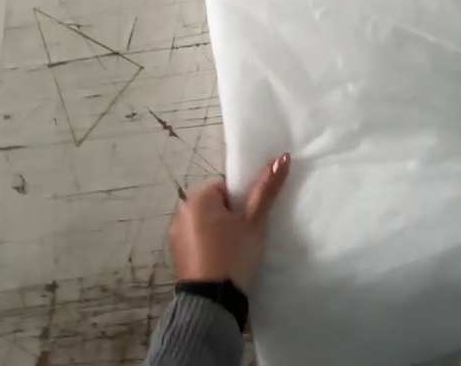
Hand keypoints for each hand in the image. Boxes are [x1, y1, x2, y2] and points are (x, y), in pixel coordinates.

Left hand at [168, 153, 290, 290]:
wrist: (213, 303)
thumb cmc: (233, 254)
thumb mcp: (254, 221)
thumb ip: (266, 188)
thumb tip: (282, 156)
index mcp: (197, 200)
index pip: (226, 188)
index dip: (242, 202)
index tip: (250, 219)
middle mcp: (181, 214)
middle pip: (216, 205)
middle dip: (231, 216)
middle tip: (246, 235)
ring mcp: (177, 238)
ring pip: (208, 224)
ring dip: (221, 232)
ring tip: (237, 250)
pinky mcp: (179, 258)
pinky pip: (199, 242)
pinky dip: (211, 246)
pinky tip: (224, 261)